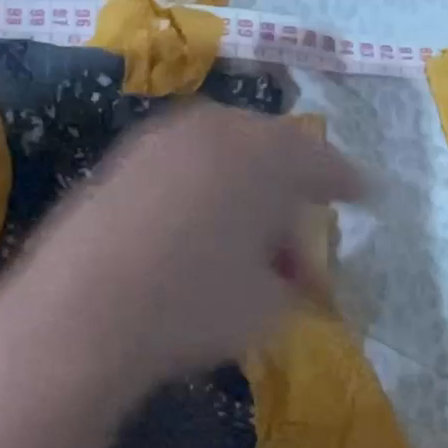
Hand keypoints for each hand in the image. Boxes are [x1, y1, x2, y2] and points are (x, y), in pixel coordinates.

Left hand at [0, 103, 361, 391]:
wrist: (82, 314)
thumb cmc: (194, 308)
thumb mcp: (269, 308)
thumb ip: (296, 284)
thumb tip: (298, 277)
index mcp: (263, 155)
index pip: (320, 163)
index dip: (347, 185)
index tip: (364, 198)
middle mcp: (211, 132)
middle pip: (267, 159)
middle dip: (288, 205)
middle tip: (297, 254)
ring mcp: (157, 146)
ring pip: (221, 169)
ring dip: (243, 209)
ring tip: (248, 261)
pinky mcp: (116, 171)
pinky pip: (181, 182)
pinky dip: (202, 210)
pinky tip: (198, 252)